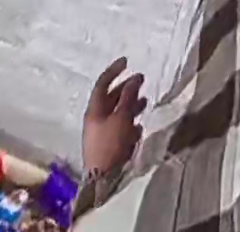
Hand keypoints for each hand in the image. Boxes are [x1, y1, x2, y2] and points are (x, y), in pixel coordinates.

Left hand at [82, 57, 145, 175]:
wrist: (103, 180)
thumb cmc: (111, 143)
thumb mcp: (121, 117)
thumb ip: (128, 96)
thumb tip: (134, 78)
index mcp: (94, 110)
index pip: (102, 84)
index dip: (114, 70)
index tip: (127, 61)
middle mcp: (96, 119)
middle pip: (111, 98)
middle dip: (126, 87)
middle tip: (142, 79)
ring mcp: (101, 133)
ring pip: (117, 112)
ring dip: (131, 104)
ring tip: (144, 101)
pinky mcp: (108, 145)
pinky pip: (120, 127)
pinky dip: (129, 122)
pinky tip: (138, 126)